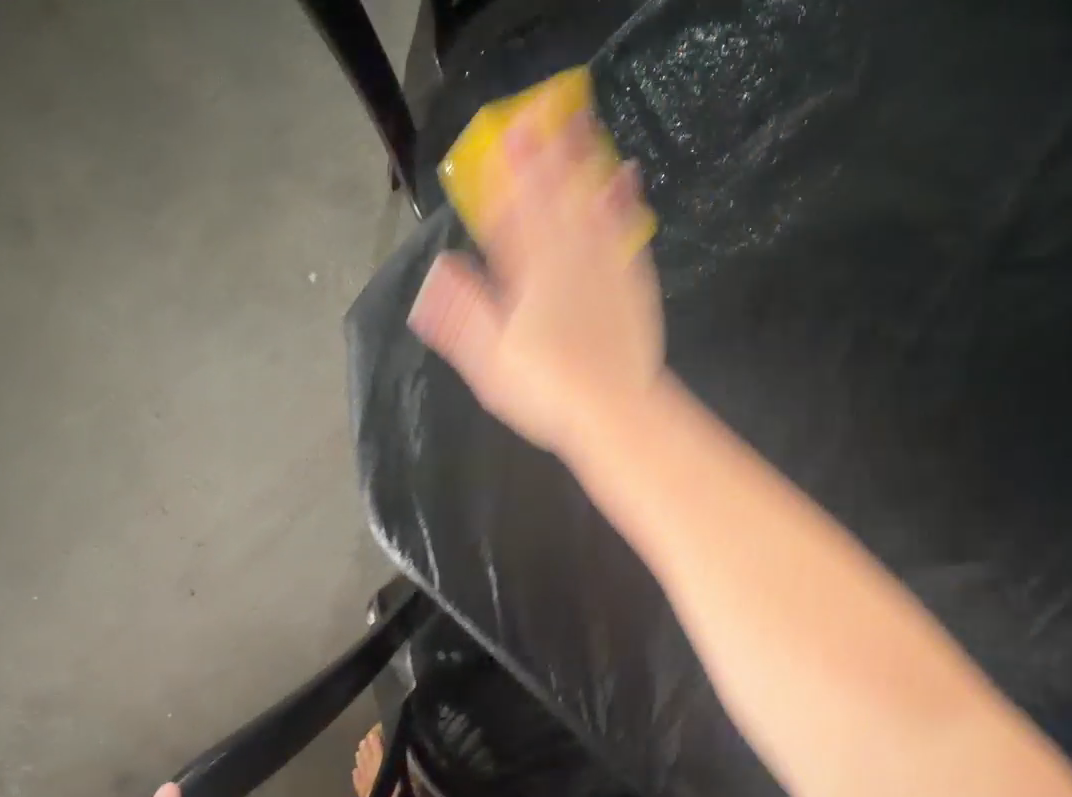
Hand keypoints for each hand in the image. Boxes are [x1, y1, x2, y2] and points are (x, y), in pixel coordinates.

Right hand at [408, 104, 666, 456]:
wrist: (616, 412)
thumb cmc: (549, 390)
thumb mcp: (490, 360)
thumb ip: (462, 313)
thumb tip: (437, 270)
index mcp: (530, 278)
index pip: (514, 215)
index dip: (509, 172)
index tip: (507, 132)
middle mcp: (569, 262)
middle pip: (555, 199)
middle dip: (548, 153)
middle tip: (546, 109)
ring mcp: (605, 270)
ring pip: (592, 205)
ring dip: (586, 162)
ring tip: (584, 124)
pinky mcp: (634, 286)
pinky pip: (628, 232)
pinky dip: (625, 201)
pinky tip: (626, 179)